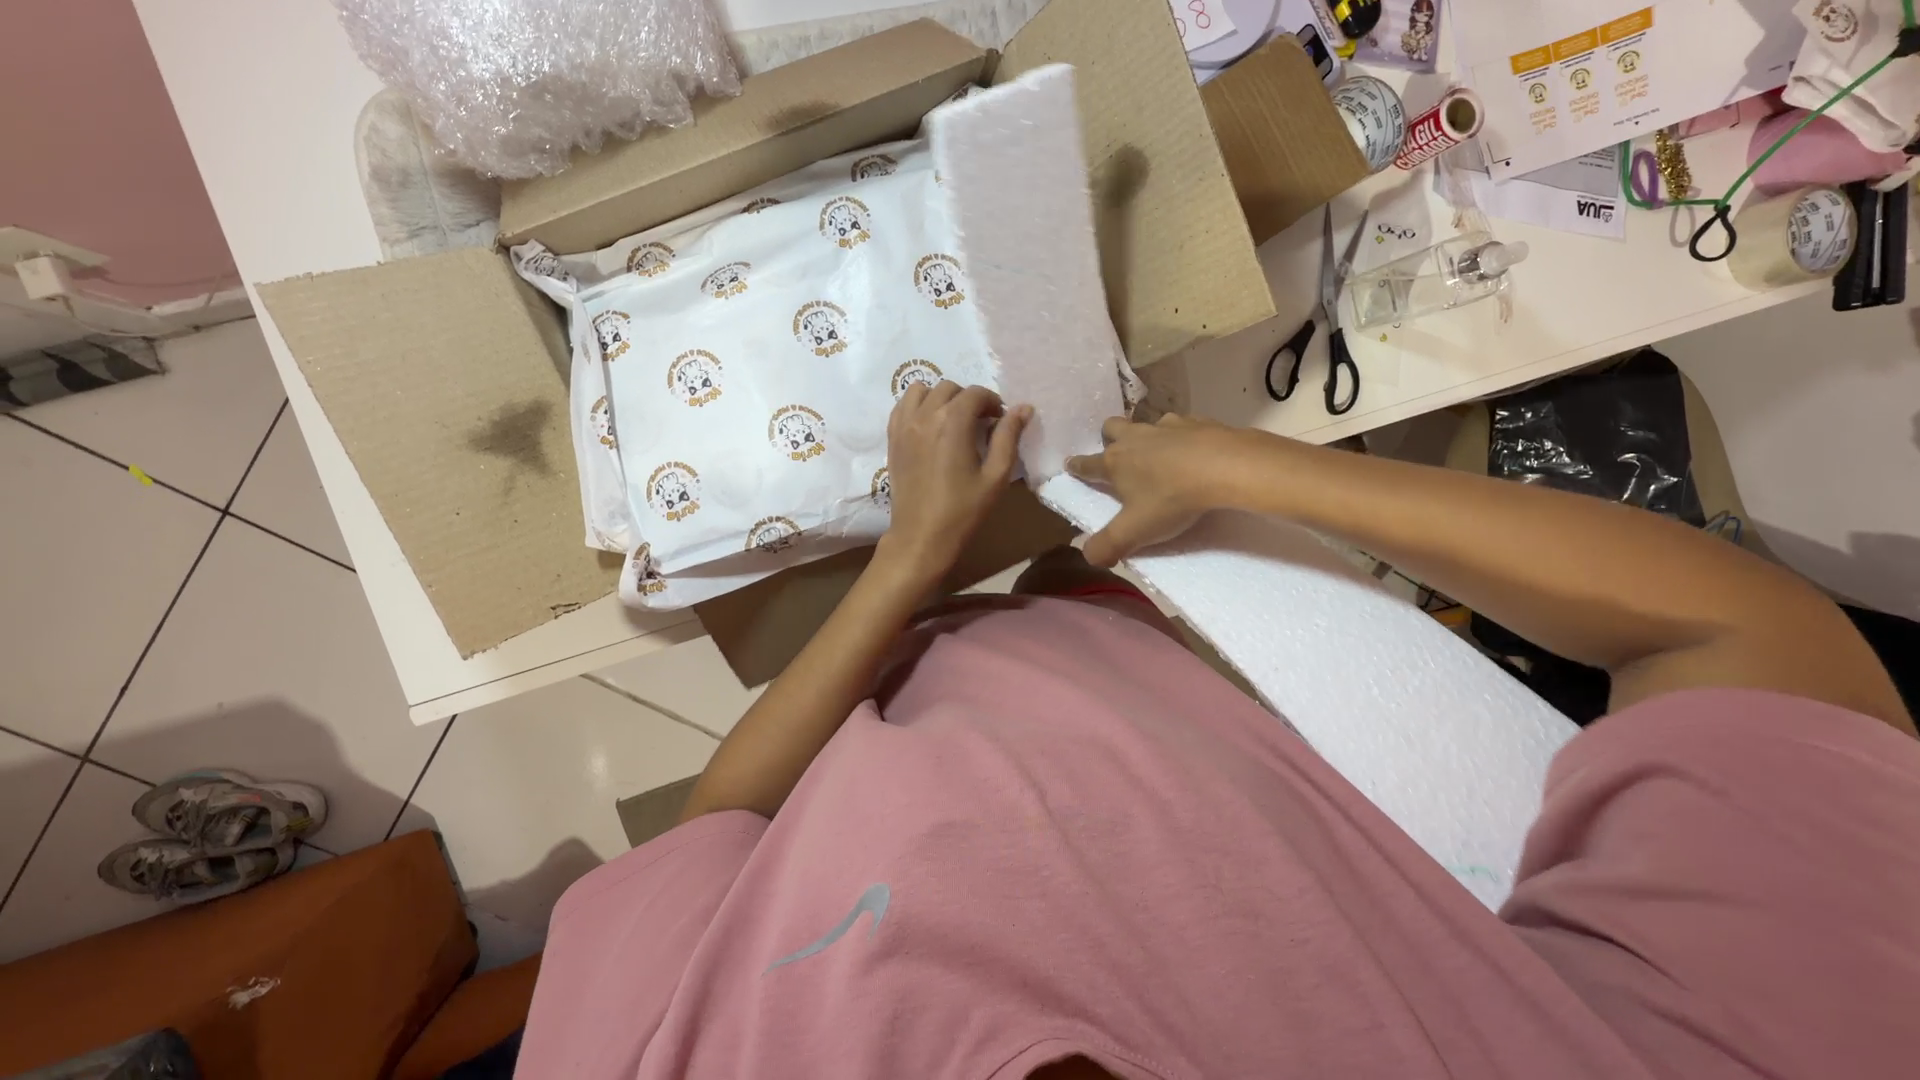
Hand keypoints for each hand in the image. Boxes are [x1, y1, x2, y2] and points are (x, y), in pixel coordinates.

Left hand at [881, 381, 1029, 577]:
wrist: (921, 535)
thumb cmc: (963, 510)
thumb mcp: (995, 475)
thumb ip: (1008, 437)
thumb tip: (1023, 408)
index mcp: (952, 422)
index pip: (976, 393)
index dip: (992, 403)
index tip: (999, 421)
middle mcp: (925, 415)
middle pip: (950, 388)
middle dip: (968, 400)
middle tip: (980, 424)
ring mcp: (904, 425)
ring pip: (922, 390)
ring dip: (940, 398)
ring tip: (952, 421)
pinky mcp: (892, 438)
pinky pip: (902, 406)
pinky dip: (917, 406)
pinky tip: (929, 426)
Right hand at [1065, 414, 1246, 566]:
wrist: (1225, 466)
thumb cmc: (1172, 499)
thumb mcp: (1136, 531)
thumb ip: (1108, 545)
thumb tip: (1088, 555)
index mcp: (1115, 463)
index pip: (1087, 464)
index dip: (1076, 467)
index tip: (1070, 465)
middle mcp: (1135, 438)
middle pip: (1111, 428)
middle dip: (1109, 437)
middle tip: (1116, 452)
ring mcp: (1166, 426)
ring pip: (1147, 424)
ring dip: (1147, 437)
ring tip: (1159, 454)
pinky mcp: (1197, 422)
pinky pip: (1182, 426)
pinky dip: (1182, 437)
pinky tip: (1194, 452)